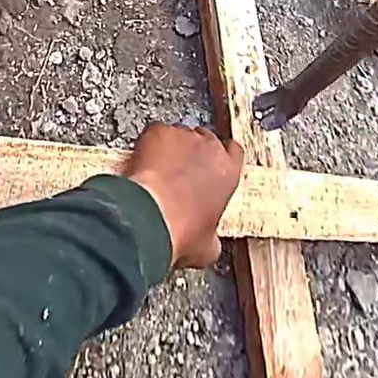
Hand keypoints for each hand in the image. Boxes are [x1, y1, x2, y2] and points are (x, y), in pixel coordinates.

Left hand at [123, 123, 242, 268]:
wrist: (149, 219)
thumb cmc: (180, 232)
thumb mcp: (207, 246)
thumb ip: (214, 235)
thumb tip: (210, 240)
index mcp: (228, 171)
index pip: (234, 152)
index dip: (222, 158)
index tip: (210, 166)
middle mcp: (210, 148)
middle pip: (206, 140)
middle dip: (194, 153)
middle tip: (178, 173)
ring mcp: (184, 136)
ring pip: (180, 135)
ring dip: (171, 149)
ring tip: (157, 172)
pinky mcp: (160, 132)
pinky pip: (157, 133)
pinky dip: (150, 144)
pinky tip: (143, 163)